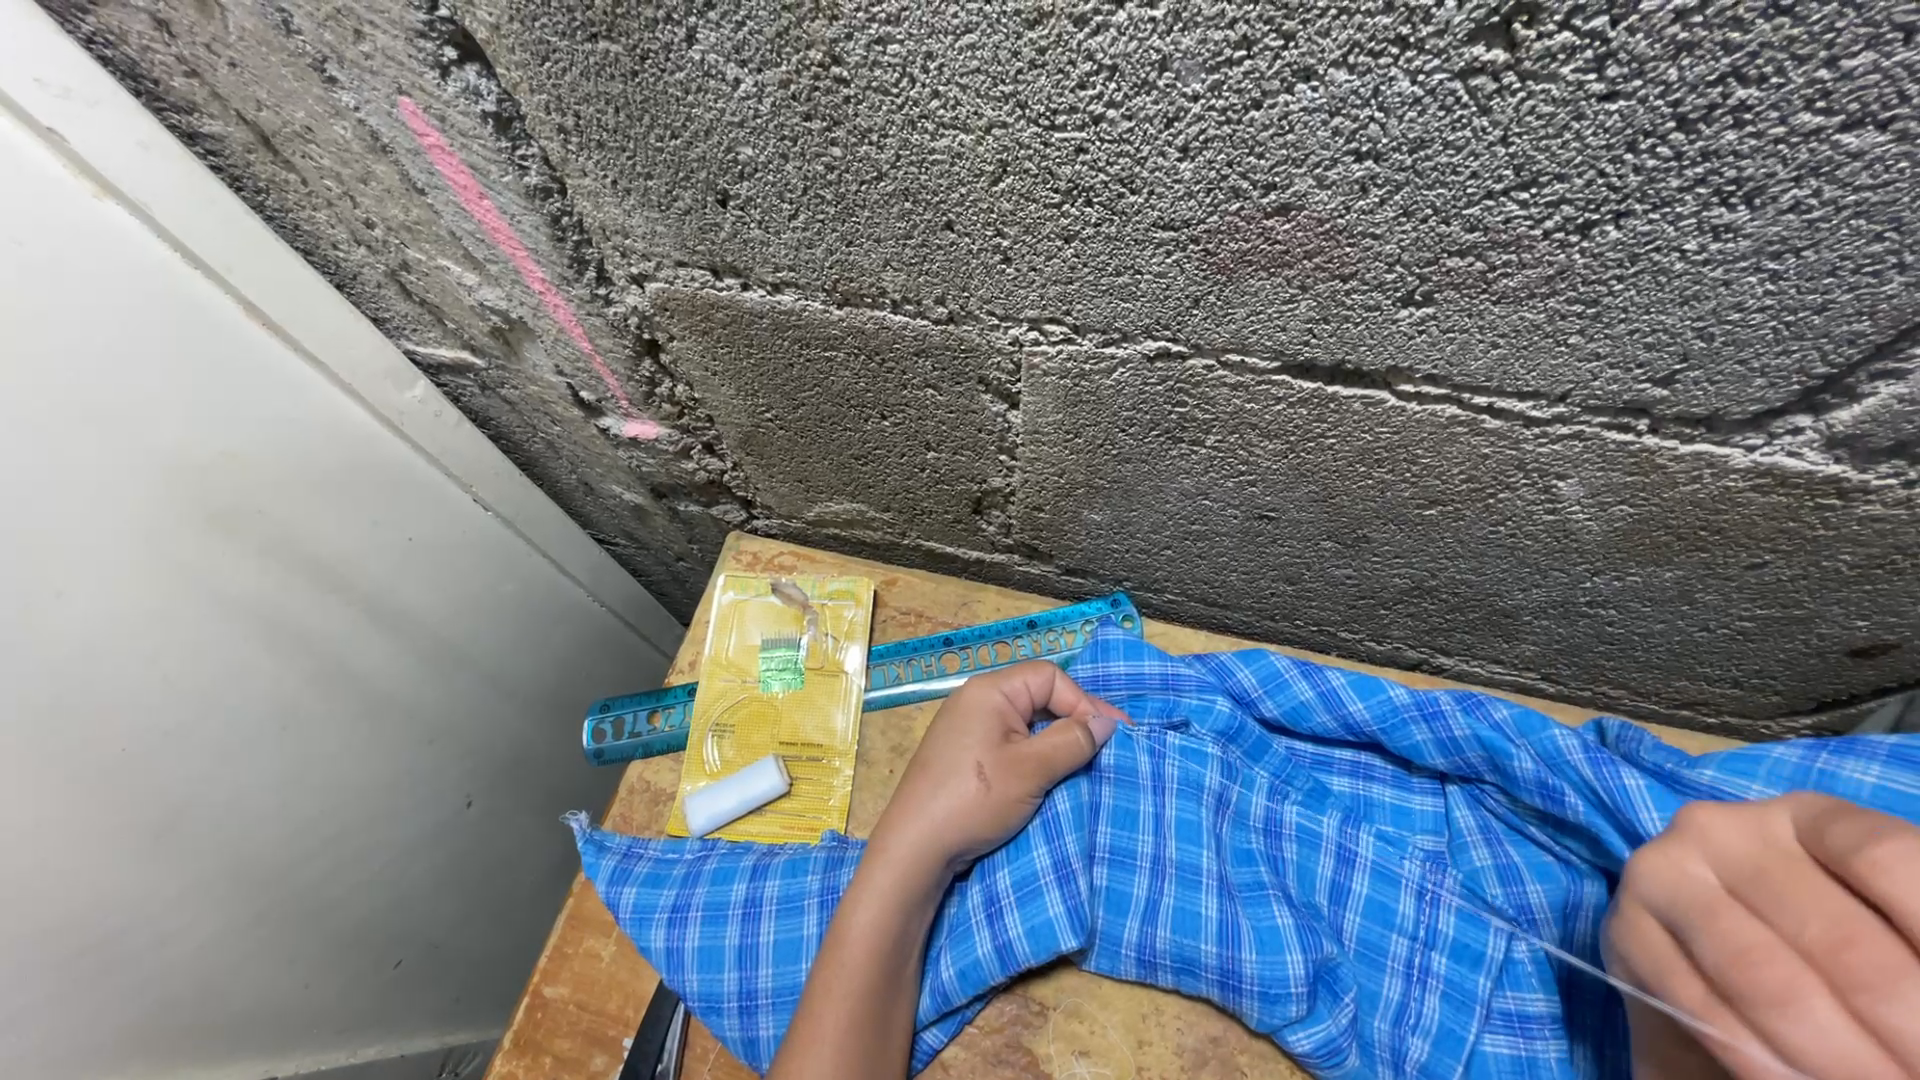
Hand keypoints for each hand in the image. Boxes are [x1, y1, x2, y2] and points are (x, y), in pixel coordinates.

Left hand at [866, 660, 1126, 879]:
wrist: (915, 848)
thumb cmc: (974, 799)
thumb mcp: (1031, 769)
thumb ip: (1072, 740)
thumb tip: (1108, 723)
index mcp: (990, 691)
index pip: (1050, 677)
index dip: (1084, 702)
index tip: (1112, 736)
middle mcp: (976, 701)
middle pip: (1038, 696)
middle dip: (1074, 721)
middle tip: (1107, 750)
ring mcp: (967, 729)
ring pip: (1026, 724)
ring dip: (1056, 742)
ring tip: (1084, 767)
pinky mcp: (965, 757)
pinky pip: (1010, 745)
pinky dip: (1035, 758)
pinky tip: (1051, 780)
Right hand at [1601, 793, 1919, 1079]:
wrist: (1734, 970)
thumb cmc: (1840, 952)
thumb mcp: (1889, 928)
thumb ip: (1906, 941)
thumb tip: (1913, 1001)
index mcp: (1806, 816)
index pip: (1889, 859)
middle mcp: (1719, 829)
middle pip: (1840, 942)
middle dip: (1906, 1032)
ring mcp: (1658, 873)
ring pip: (1765, 979)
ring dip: (1837, 1059)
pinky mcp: (1623, 929)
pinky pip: (1698, 1003)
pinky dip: (1760, 1061)